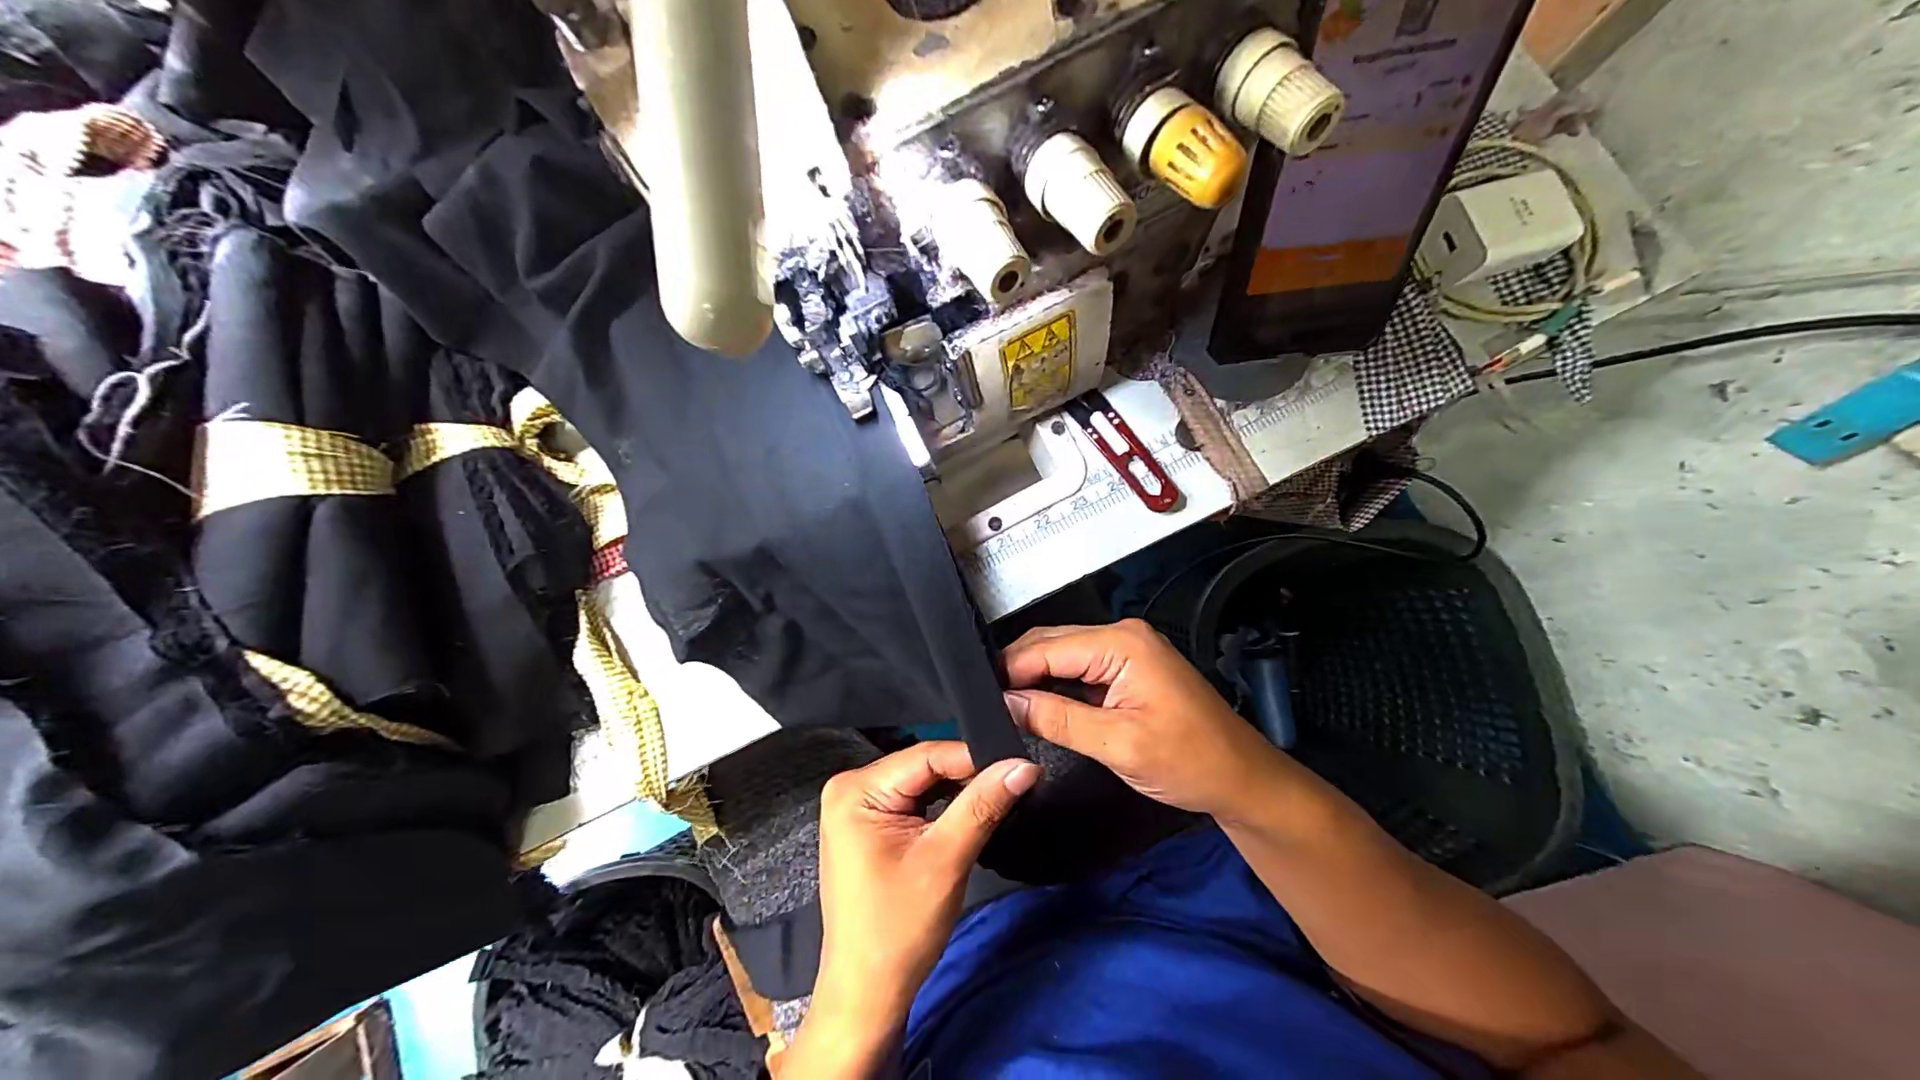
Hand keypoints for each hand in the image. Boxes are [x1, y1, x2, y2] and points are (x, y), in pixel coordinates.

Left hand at [804, 742, 1039, 1061]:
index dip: (976, 759)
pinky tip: (967, 817)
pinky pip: (913, 802)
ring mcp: (856, 808)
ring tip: (997, 799)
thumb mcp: (946, 859)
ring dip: (958, 794)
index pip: (927, 755)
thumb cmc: (898, 930)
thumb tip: (1024, 766)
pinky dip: (941, 809)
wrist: (867, 993)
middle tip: (1015, 784)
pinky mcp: (868, 827)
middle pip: (924, 768)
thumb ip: (984, 805)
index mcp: (856, 789)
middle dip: (968, 777)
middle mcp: (849, 788)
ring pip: (922, 784)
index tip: (1021, 767)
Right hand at [1001, 619, 1287, 818]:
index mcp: (1121, 644)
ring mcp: (1127, 651)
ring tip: (1004, 706)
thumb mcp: (1117, 743)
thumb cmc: (1190, 761)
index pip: (1046, 648)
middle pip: (1050, 644)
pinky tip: (1037, 706)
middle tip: (986, 705)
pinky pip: (1079, 670)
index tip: (979, 698)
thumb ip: (1056, 718)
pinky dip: (1056, 686)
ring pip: (1062, 656)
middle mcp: (1122, 636)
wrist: (1243, 781)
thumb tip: (1005, 702)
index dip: (1009, 671)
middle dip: (1017, 671)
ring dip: (1035, 679)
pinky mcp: (1128, 670)